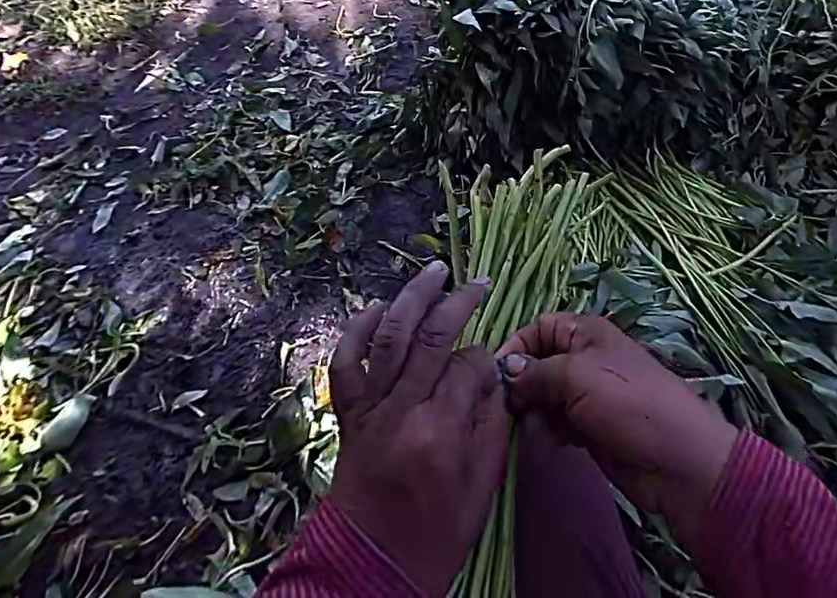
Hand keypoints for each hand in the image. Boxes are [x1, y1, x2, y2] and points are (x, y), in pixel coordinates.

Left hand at [329, 261, 508, 596]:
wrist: (369, 566)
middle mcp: (401, 411)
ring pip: (389, 336)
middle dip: (458, 302)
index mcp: (440, 433)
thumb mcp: (483, 484)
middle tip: (476, 282)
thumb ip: (491, 420)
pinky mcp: (347, 412)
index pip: (469, 365)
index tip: (490, 364)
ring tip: (434, 271)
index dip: (485, 355)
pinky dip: (358, 330)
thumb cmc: (436, 531)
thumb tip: (491, 371)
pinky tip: (378, 309)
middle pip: (431, 337)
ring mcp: (369, 408)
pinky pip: (346, 362)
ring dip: (412, 297)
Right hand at [497, 313, 737, 543]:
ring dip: (531, 409)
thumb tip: (504, 370)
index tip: (493, 373)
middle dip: (520, 381)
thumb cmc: (625, 400)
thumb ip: (535, 372)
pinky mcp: (588, 427)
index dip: (516, 345)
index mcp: (584, 332)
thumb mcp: (575, 376)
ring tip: (523, 426)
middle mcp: (583, 357)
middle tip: (502, 405)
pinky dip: (546, 429)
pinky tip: (543, 441)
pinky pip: (555, 421)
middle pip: (538, 361)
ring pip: (544, 394)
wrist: (674, 458)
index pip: (539, 327)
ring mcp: (586, 394)